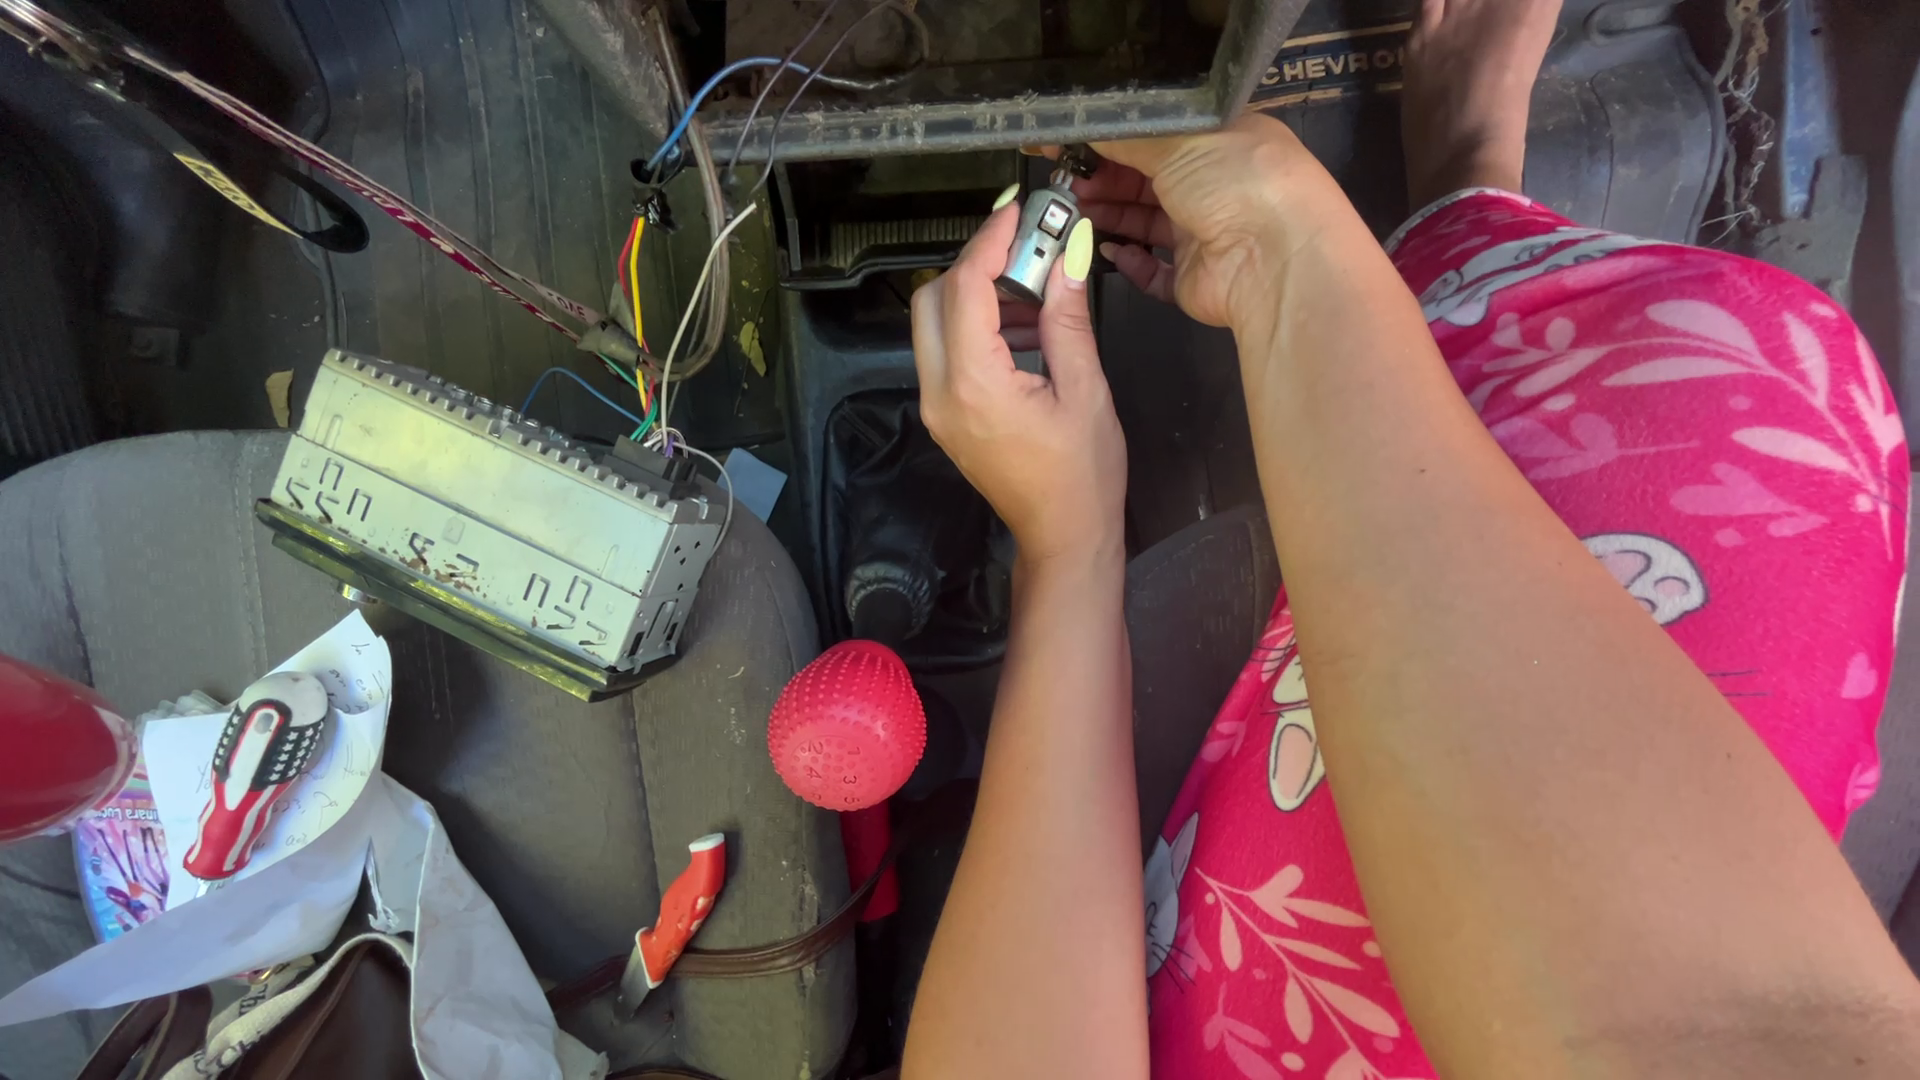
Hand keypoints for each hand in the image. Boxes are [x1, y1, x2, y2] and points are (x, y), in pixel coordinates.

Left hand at [911, 200, 1125, 564]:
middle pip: (932, 299)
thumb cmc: (1083, 474)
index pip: (965, 288)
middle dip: (974, 263)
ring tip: (1036, 292)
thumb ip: (1068, 317)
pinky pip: (945, 354)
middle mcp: (939, 394)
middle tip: (1026, 248)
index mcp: (974, 385)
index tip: (1019, 209)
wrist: (1062, 537)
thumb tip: (1070, 251)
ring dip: (976, 295)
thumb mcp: (1085, 390)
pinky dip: (975, 327)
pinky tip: (1023, 329)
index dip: (990, 240)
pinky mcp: (945, 417)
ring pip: (933, 325)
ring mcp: (936, 408)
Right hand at [1070, 114, 1346, 328]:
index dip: (1115, 141)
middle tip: (1066, 183)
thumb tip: (1086, 127)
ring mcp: (1204, 234)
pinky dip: (1129, 262)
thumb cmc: (1236, 180)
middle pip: (1147, 182)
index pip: (1160, 137)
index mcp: (1221, 142)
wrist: (1272, 256)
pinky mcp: (1193, 278)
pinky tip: (1109, 250)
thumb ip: (1128, 136)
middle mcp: (1214, 186)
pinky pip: (1152, 271)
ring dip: (1110, 217)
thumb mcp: (1179, 140)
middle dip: (1105, 180)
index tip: (1073, 145)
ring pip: (1144, 224)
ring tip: (1074, 213)